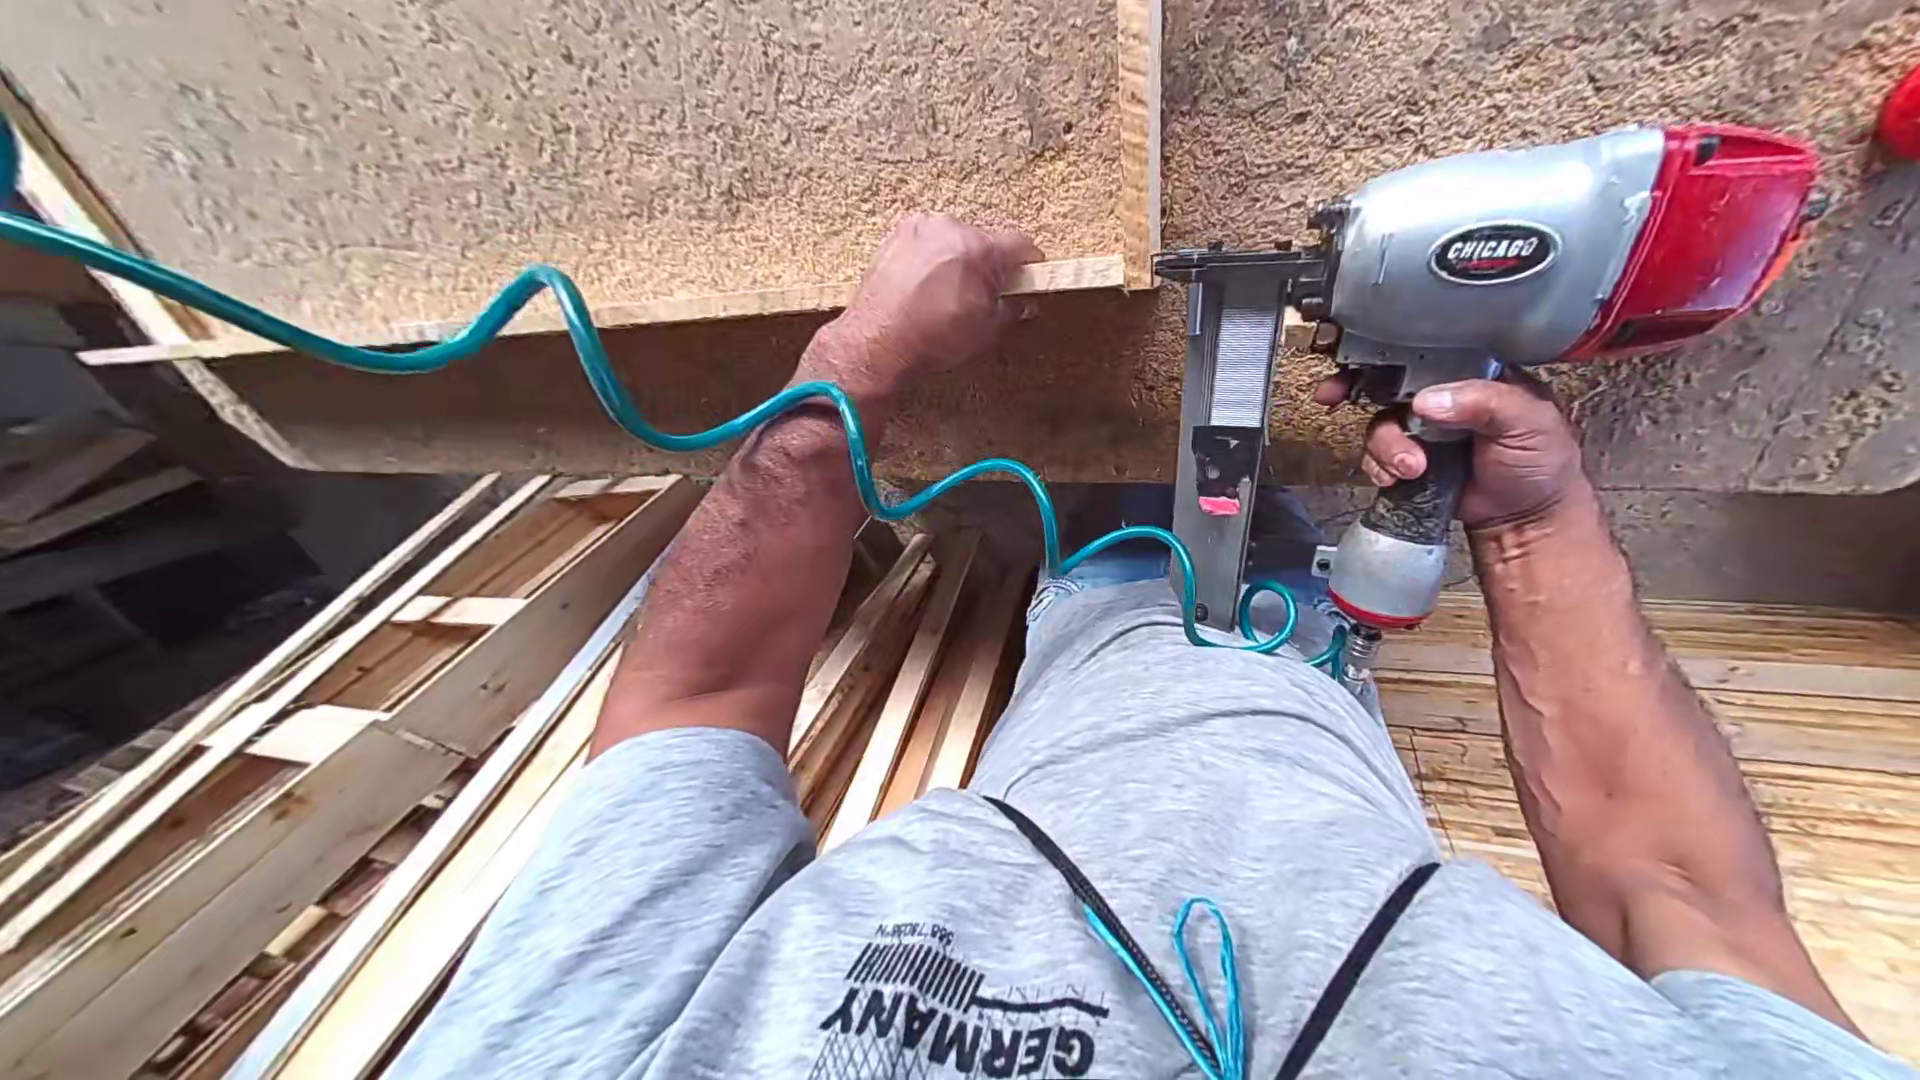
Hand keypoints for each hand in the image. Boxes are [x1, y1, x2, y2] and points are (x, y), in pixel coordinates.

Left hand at [797, 214, 1042, 405]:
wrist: (875, 344)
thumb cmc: (929, 340)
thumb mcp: (984, 331)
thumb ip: (1011, 310)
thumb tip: (1023, 303)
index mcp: (980, 248)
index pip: (1021, 244)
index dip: (1029, 264)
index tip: (1028, 278)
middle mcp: (950, 227)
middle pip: (986, 240)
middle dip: (989, 265)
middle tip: (984, 296)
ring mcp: (919, 228)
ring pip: (954, 239)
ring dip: (958, 260)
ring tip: (947, 295)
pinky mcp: (895, 236)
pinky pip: (927, 242)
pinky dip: (932, 259)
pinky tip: (925, 288)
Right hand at [1313, 372, 1586, 531]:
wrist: (1524, 518)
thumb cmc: (1540, 464)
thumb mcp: (1530, 423)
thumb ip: (1485, 403)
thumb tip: (1424, 401)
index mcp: (1474, 376)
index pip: (1427, 355)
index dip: (1388, 355)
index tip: (1356, 364)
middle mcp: (1441, 398)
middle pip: (1387, 385)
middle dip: (1355, 390)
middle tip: (1332, 397)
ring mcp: (1419, 430)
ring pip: (1379, 424)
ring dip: (1385, 447)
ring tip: (1410, 469)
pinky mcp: (1404, 459)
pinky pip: (1374, 456)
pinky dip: (1377, 467)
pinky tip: (1395, 479)